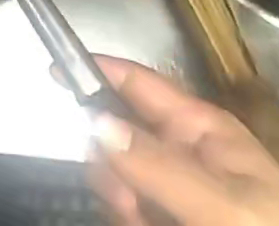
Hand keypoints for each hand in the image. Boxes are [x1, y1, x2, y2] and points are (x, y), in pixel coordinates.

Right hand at [87, 56, 278, 225]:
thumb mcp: (224, 208)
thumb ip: (159, 164)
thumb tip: (96, 121)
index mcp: (201, 128)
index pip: (136, 81)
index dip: (94, 69)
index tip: (54, 69)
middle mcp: (182, 149)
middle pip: (113, 128)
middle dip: (109, 162)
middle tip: (125, 200)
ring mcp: (174, 185)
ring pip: (114, 170)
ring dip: (117, 197)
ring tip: (141, 222)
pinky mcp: (166, 215)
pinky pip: (124, 201)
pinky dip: (125, 216)